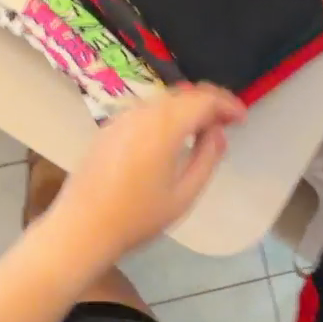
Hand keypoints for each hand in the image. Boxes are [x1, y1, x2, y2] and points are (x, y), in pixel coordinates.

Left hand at [41, 85, 246, 261]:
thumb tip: (217, 133)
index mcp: (164, 126)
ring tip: (203, 128)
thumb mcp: (183, 195)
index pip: (204, 100)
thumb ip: (207, 158)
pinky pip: (145, 109)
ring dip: (187, 106)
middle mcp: (142, 112)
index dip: (228, 105)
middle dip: (209, 102)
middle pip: (184, 93)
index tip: (242, 119)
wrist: (81, 227)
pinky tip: (171, 134)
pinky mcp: (108, 127)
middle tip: (227, 122)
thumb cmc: (137, 218)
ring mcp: (121, 117)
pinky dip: (166, 113)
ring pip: (163, 99)